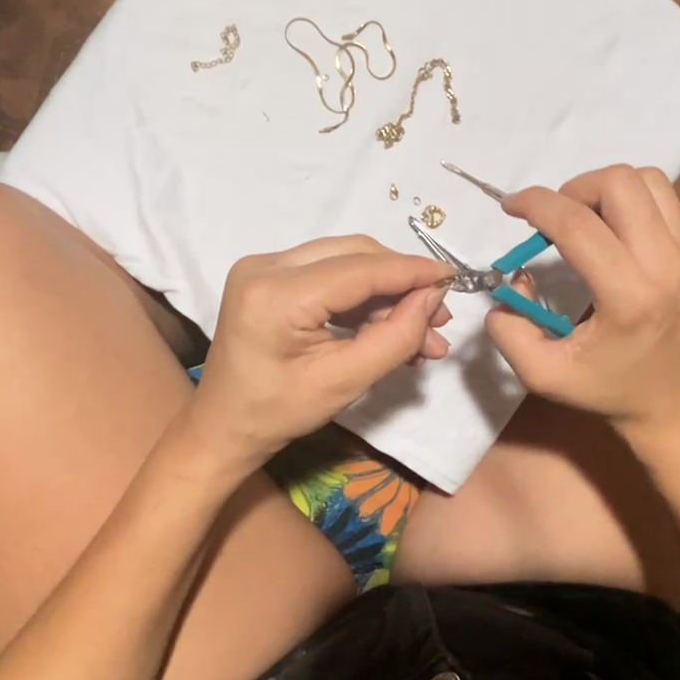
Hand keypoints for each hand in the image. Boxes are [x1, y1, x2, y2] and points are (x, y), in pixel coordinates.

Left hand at [189, 236, 454, 462]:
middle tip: (438, 318)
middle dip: (401, 283)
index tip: (454, 279)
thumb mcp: (345, 381)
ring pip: (345, 261)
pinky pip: (328, 273)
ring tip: (421, 332)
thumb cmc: (279, 413)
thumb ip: (395, 337)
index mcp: (276, 294)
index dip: (411, 272)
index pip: (360, 269)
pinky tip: (389, 325)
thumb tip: (433, 297)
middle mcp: (265, 266)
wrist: (225, 425)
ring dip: (385, 292)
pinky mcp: (268, 275)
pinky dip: (361, 297)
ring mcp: (263, 267)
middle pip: (354, 255)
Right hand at [486, 165, 679, 438]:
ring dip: (603, 188)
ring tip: (582, 218)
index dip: (537, 204)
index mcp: (629, 298)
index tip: (511, 206)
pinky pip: (663, 196)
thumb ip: (509, 329)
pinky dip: (629, 199)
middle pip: (619, 184)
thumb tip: (513, 279)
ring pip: (646, 179)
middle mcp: (667, 266)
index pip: (579, 225)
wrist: (666, 400)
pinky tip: (611, 227)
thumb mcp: (541, 373)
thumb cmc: (603, 388)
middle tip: (552, 219)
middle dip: (573, 189)